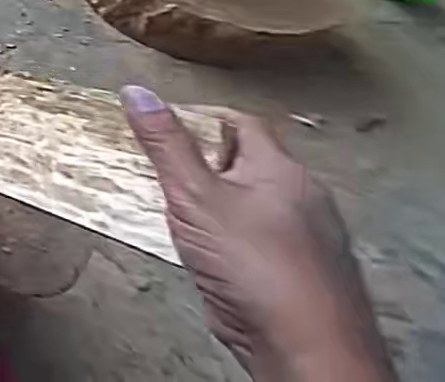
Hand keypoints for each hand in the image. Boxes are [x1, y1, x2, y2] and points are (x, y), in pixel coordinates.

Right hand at [122, 86, 394, 381]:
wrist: (308, 357)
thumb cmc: (251, 264)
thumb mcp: (193, 194)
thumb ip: (164, 143)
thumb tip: (136, 90)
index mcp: (284, 171)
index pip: (239, 122)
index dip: (197, 118)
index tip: (158, 129)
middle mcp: (304, 198)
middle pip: (242, 160)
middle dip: (197, 159)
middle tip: (157, 165)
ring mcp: (307, 239)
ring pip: (247, 198)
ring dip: (209, 196)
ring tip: (170, 202)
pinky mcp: (299, 272)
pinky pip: (253, 231)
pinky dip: (224, 228)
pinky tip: (200, 242)